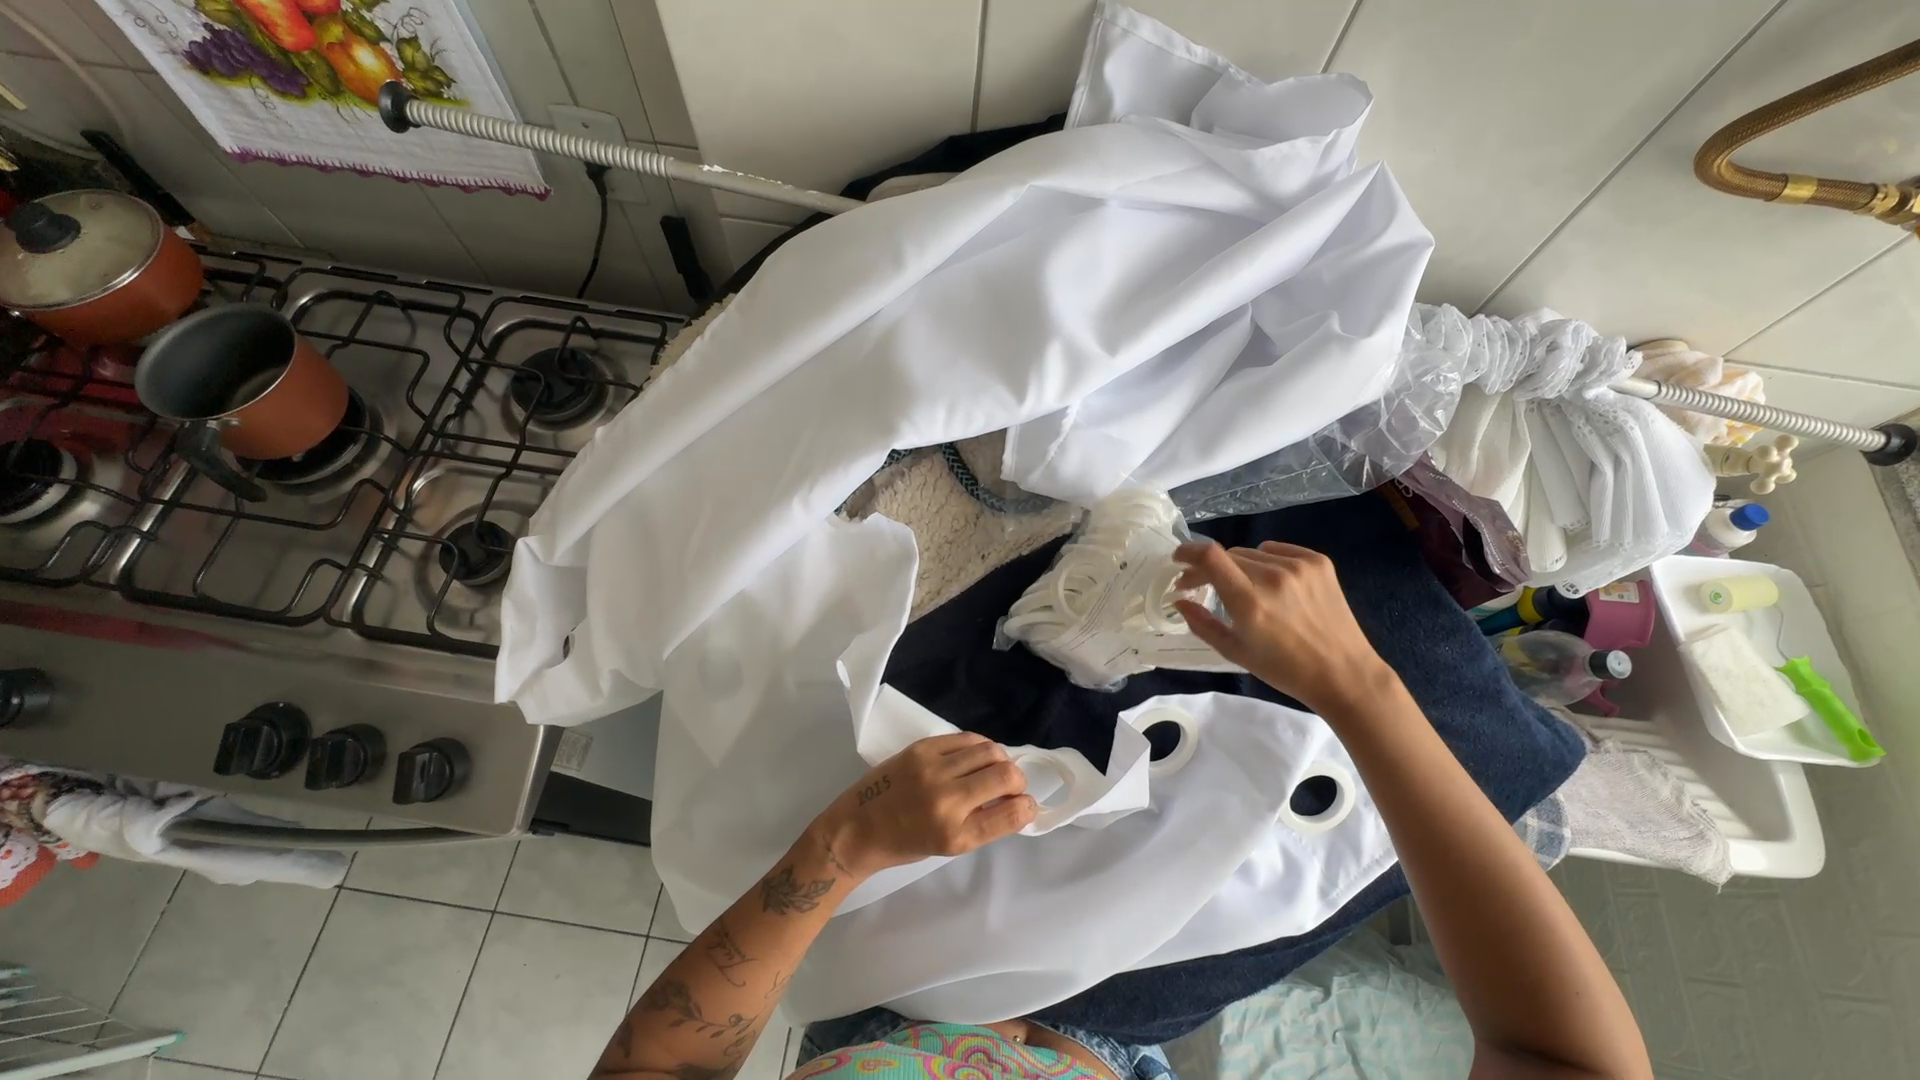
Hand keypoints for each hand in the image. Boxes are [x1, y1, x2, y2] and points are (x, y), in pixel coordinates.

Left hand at [808, 733, 1036, 880]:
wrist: (858, 828)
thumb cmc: (905, 843)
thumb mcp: (949, 846)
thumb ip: (985, 824)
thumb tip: (1018, 801)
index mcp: (955, 835)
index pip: (1012, 814)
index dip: (1028, 807)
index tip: (1026, 805)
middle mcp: (947, 800)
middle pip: (1007, 776)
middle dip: (1018, 781)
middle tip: (1010, 787)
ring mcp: (932, 769)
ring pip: (990, 751)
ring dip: (1001, 760)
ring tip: (992, 770)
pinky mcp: (921, 748)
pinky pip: (967, 738)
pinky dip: (980, 746)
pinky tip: (976, 757)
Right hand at [1172, 539, 1396, 712]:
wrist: (1343, 673)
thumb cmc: (1284, 670)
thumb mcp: (1234, 652)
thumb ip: (1201, 623)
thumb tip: (1179, 601)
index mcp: (1249, 602)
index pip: (1209, 557)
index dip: (1187, 552)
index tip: (1178, 560)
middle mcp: (1272, 576)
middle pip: (1228, 555)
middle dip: (1210, 569)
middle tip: (1203, 586)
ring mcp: (1298, 566)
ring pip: (1252, 553)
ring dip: (1239, 567)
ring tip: (1243, 588)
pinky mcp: (1318, 562)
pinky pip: (1278, 551)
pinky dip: (1266, 561)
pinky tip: (1269, 581)